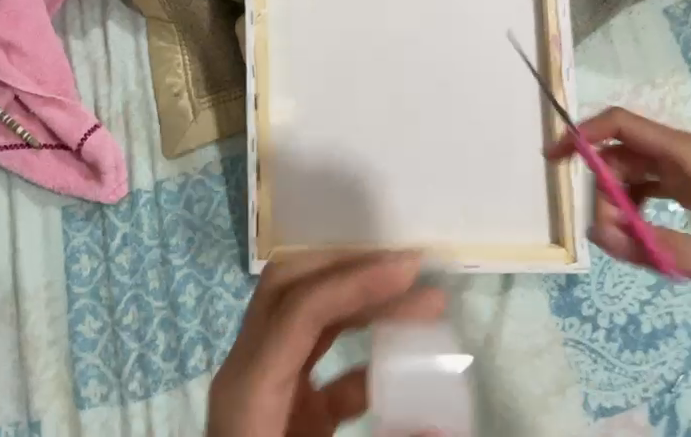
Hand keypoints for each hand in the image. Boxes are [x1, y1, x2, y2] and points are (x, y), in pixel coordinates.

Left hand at [208, 251, 447, 436]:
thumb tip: (443, 425)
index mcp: (246, 391)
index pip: (299, 309)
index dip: (354, 281)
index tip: (409, 269)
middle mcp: (248, 375)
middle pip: (291, 291)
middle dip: (351, 270)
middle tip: (410, 268)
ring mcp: (261, 391)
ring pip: (304, 320)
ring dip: (359, 304)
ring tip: (418, 303)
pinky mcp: (279, 414)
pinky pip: (317, 366)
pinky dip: (359, 358)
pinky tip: (400, 371)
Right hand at [568, 107, 690, 308]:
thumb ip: (648, 244)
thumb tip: (596, 233)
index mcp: (688, 155)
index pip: (621, 124)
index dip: (582, 134)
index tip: (554, 158)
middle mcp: (683, 153)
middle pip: (620, 153)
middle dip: (601, 187)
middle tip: (608, 232)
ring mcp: (688, 170)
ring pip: (630, 171)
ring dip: (616, 201)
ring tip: (625, 241)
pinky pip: (646, 187)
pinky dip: (633, 208)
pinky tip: (638, 236)